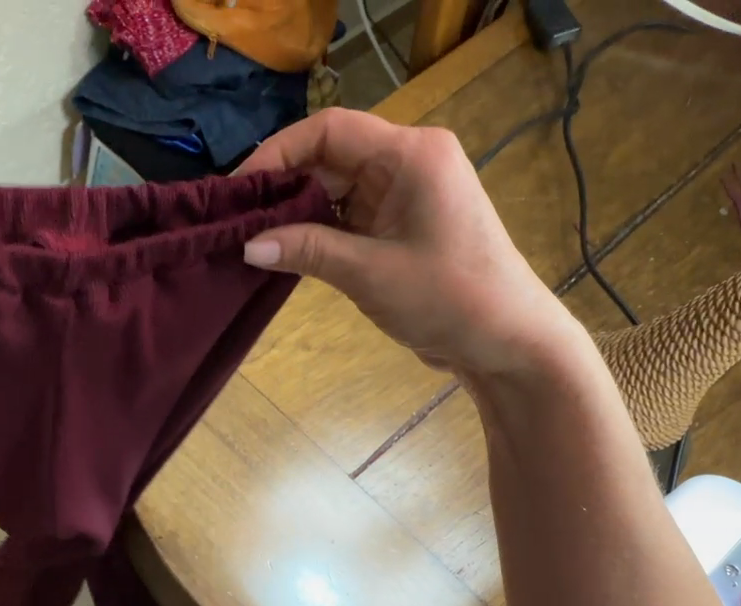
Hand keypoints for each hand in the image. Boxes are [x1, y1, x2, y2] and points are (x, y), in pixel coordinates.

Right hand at [238, 109, 588, 379]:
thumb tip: (246, 245)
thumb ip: (307, 251)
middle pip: (329, 156)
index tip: (237, 190)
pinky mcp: (400, 222)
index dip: (278, 153)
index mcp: (411, 154)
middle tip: (235, 221)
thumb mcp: (369, 273)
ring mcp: (405, 192)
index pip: (330, 130)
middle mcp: (408, 161)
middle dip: (281, 185)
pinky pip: (347, 214)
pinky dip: (315, 230)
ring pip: (334, 187)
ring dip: (295, 211)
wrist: (506, 339)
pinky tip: (283, 251)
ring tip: (250, 238)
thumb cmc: (447, 297)